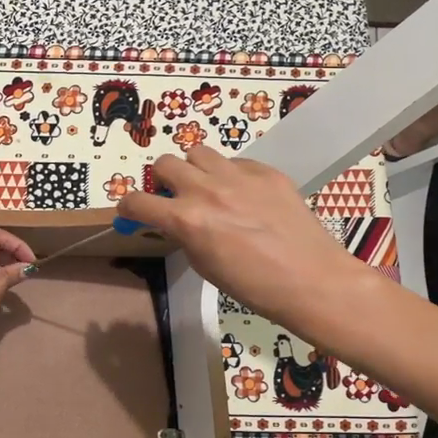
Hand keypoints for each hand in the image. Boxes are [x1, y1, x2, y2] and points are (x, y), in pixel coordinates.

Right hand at [118, 149, 372, 326]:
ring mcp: (238, 177)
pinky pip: (235, 162)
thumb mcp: (202, 264)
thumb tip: (175, 220)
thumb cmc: (250, 285)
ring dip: (194, 169)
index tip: (131, 212)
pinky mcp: (267, 172)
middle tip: (174, 197)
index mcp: (186, 219)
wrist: (310, 279)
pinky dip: (230, 175)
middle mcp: (207, 190)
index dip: (128, 207)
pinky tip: (245, 197)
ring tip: (208, 188)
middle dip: (162, 180)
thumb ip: (183, 233)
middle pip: (165, 163)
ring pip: (198, 153)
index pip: (137, 201)